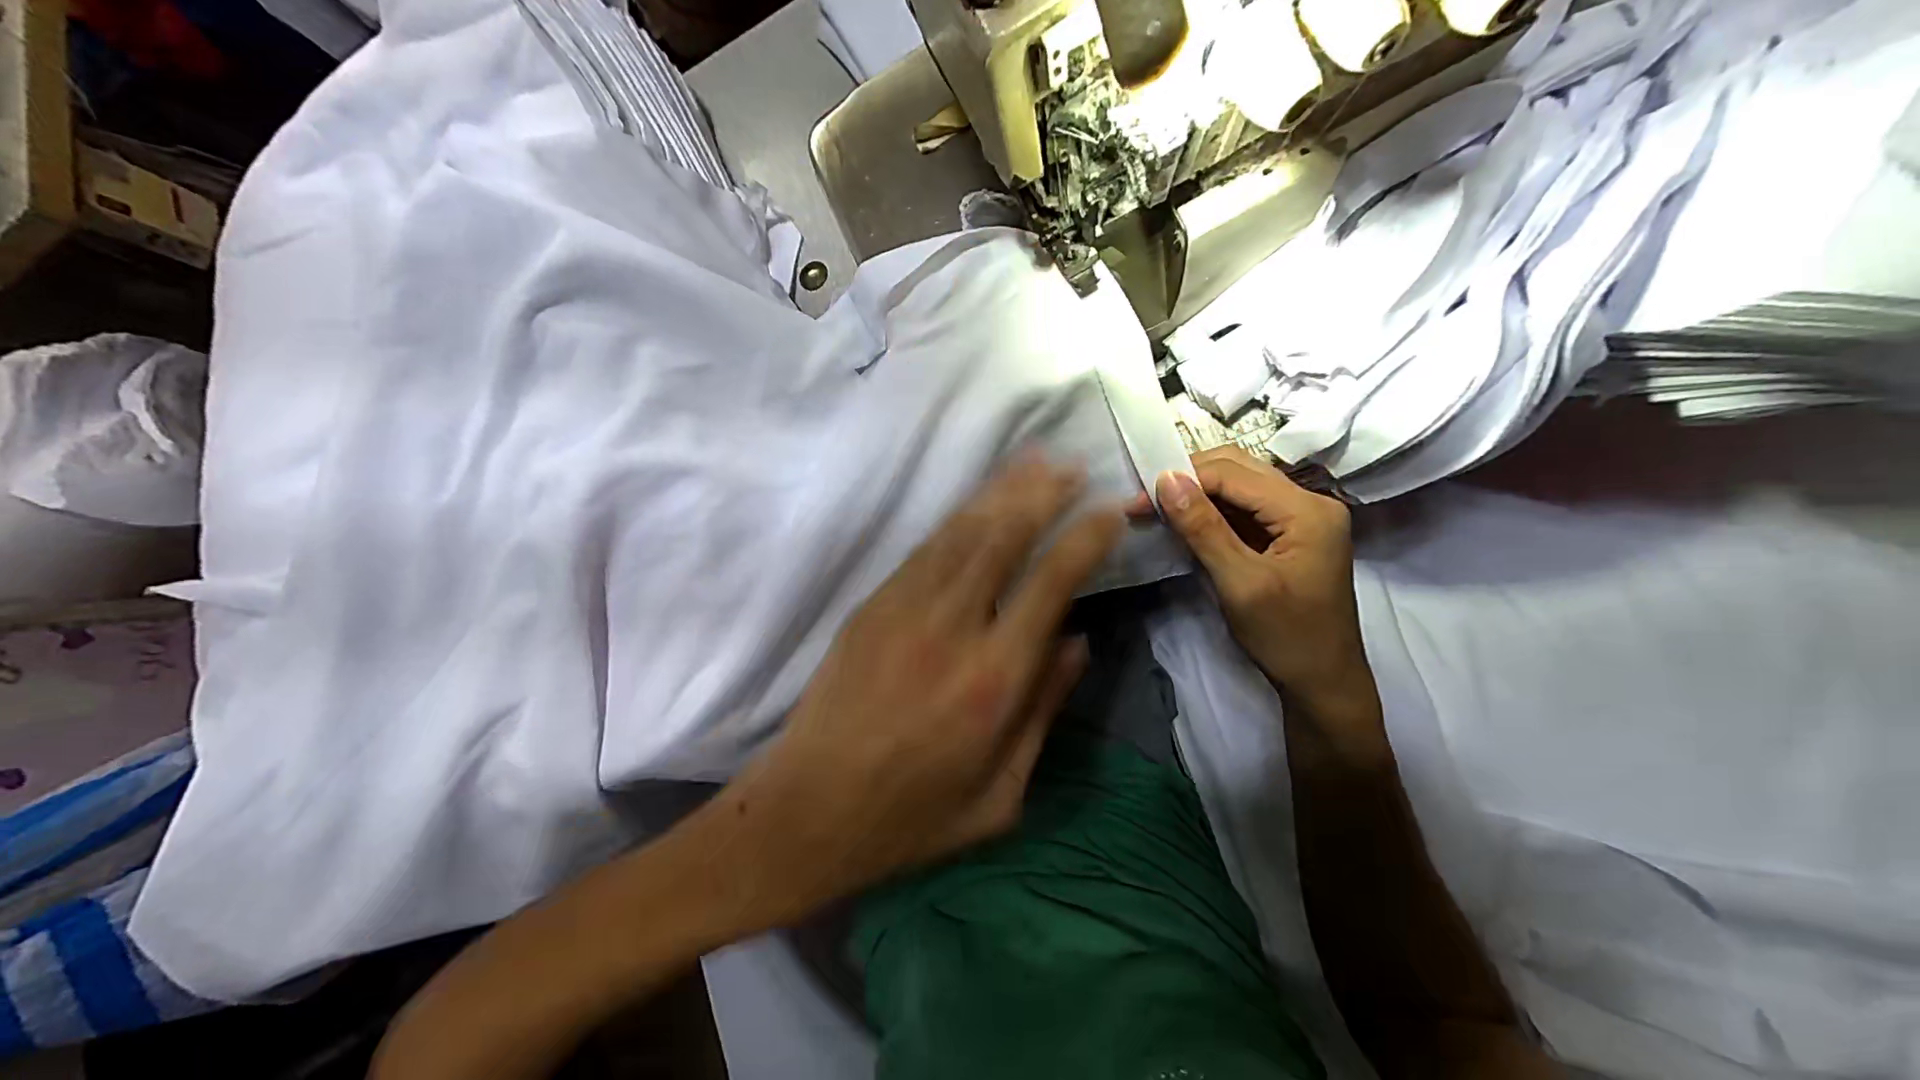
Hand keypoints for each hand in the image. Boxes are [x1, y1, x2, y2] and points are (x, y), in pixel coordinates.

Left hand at [728, 459, 1123, 913]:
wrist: (810, 810)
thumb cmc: (913, 817)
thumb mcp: (1001, 795)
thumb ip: (1043, 711)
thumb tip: (1078, 642)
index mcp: (994, 680)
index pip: (1050, 585)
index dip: (1084, 540)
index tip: (1109, 512)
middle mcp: (952, 630)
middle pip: (1003, 539)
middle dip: (1042, 494)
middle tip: (1071, 465)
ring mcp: (903, 610)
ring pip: (961, 533)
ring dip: (1000, 492)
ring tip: (1032, 460)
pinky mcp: (871, 607)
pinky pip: (923, 549)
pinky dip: (956, 518)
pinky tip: (975, 502)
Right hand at [1134, 446, 1368, 706]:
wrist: (1323, 682)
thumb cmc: (1285, 637)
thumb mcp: (1239, 584)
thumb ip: (1204, 528)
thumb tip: (1166, 480)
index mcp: (1307, 510)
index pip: (1234, 474)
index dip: (1183, 479)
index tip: (1138, 497)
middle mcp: (1310, 502)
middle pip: (1240, 469)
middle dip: (1189, 479)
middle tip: (1144, 500)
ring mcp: (1303, 516)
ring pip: (1241, 484)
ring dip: (1198, 493)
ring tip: (1159, 507)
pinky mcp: (1291, 532)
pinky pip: (1246, 507)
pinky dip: (1213, 510)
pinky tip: (1186, 520)